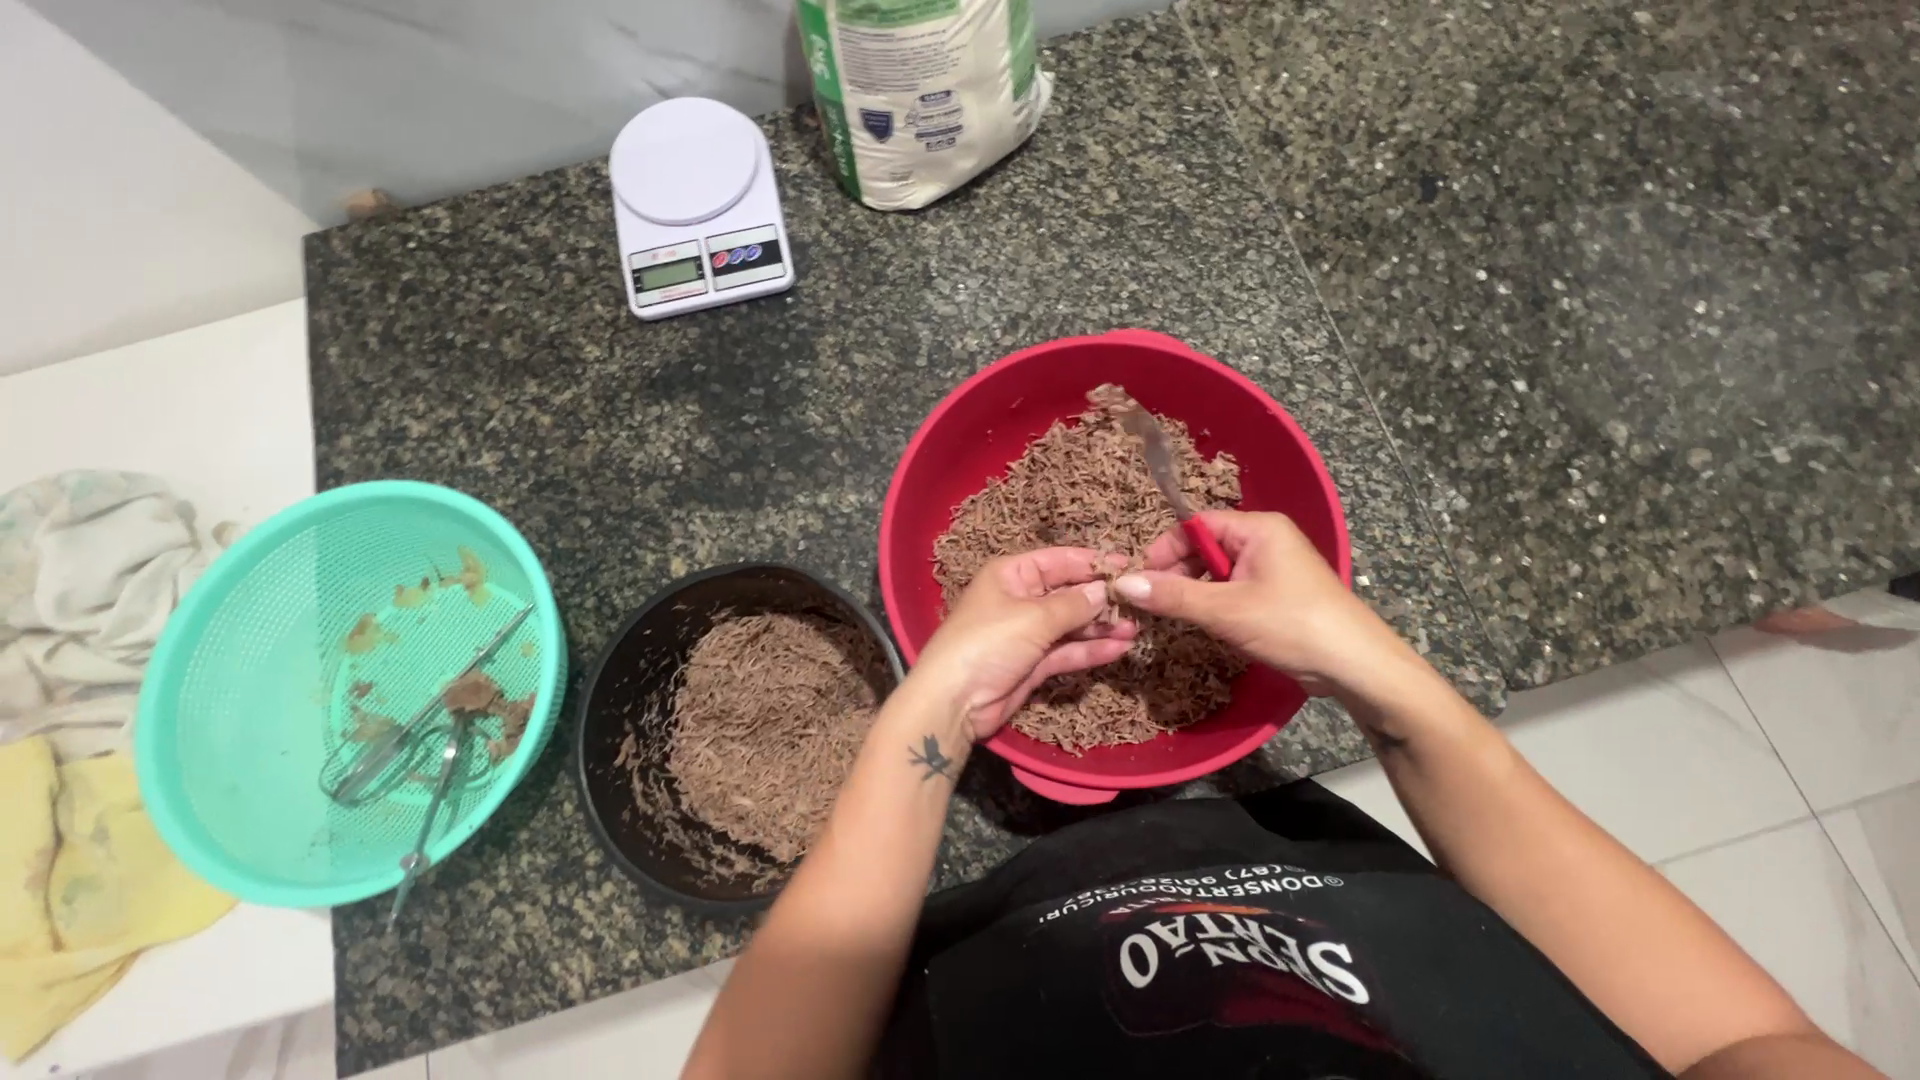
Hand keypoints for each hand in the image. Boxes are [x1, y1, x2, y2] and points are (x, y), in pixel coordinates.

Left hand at [911, 548, 1137, 738]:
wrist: (954, 701)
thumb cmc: (988, 643)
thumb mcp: (1033, 618)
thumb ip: (1074, 604)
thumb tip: (1104, 590)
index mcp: (1010, 575)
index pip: (1058, 560)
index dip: (1092, 563)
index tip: (1128, 566)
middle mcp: (1019, 599)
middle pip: (1067, 592)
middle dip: (1101, 598)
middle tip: (1139, 602)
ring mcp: (1027, 633)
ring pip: (1071, 625)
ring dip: (1101, 626)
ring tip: (1135, 628)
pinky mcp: (1033, 664)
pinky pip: (1067, 651)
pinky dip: (1091, 650)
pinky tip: (1119, 648)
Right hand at [1112, 510, 1402, 695]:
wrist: (1356, 666)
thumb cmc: (1291, 625)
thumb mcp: (1225, 610)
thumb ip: (1173, 596)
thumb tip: (1123, 584)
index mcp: (1258, 528)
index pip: (1197, 525)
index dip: (1166, 549)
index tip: (1141, 579)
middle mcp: (1266, 540)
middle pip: (1205, 548)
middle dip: (1177, 573)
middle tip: (1152, 603)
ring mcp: (1274, 569)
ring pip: (1218, 572)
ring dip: (1194, 592)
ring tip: (1172, 616)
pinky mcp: (1277, 595)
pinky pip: (1234, 590)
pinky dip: (1214, 604)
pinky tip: (1202, 625)